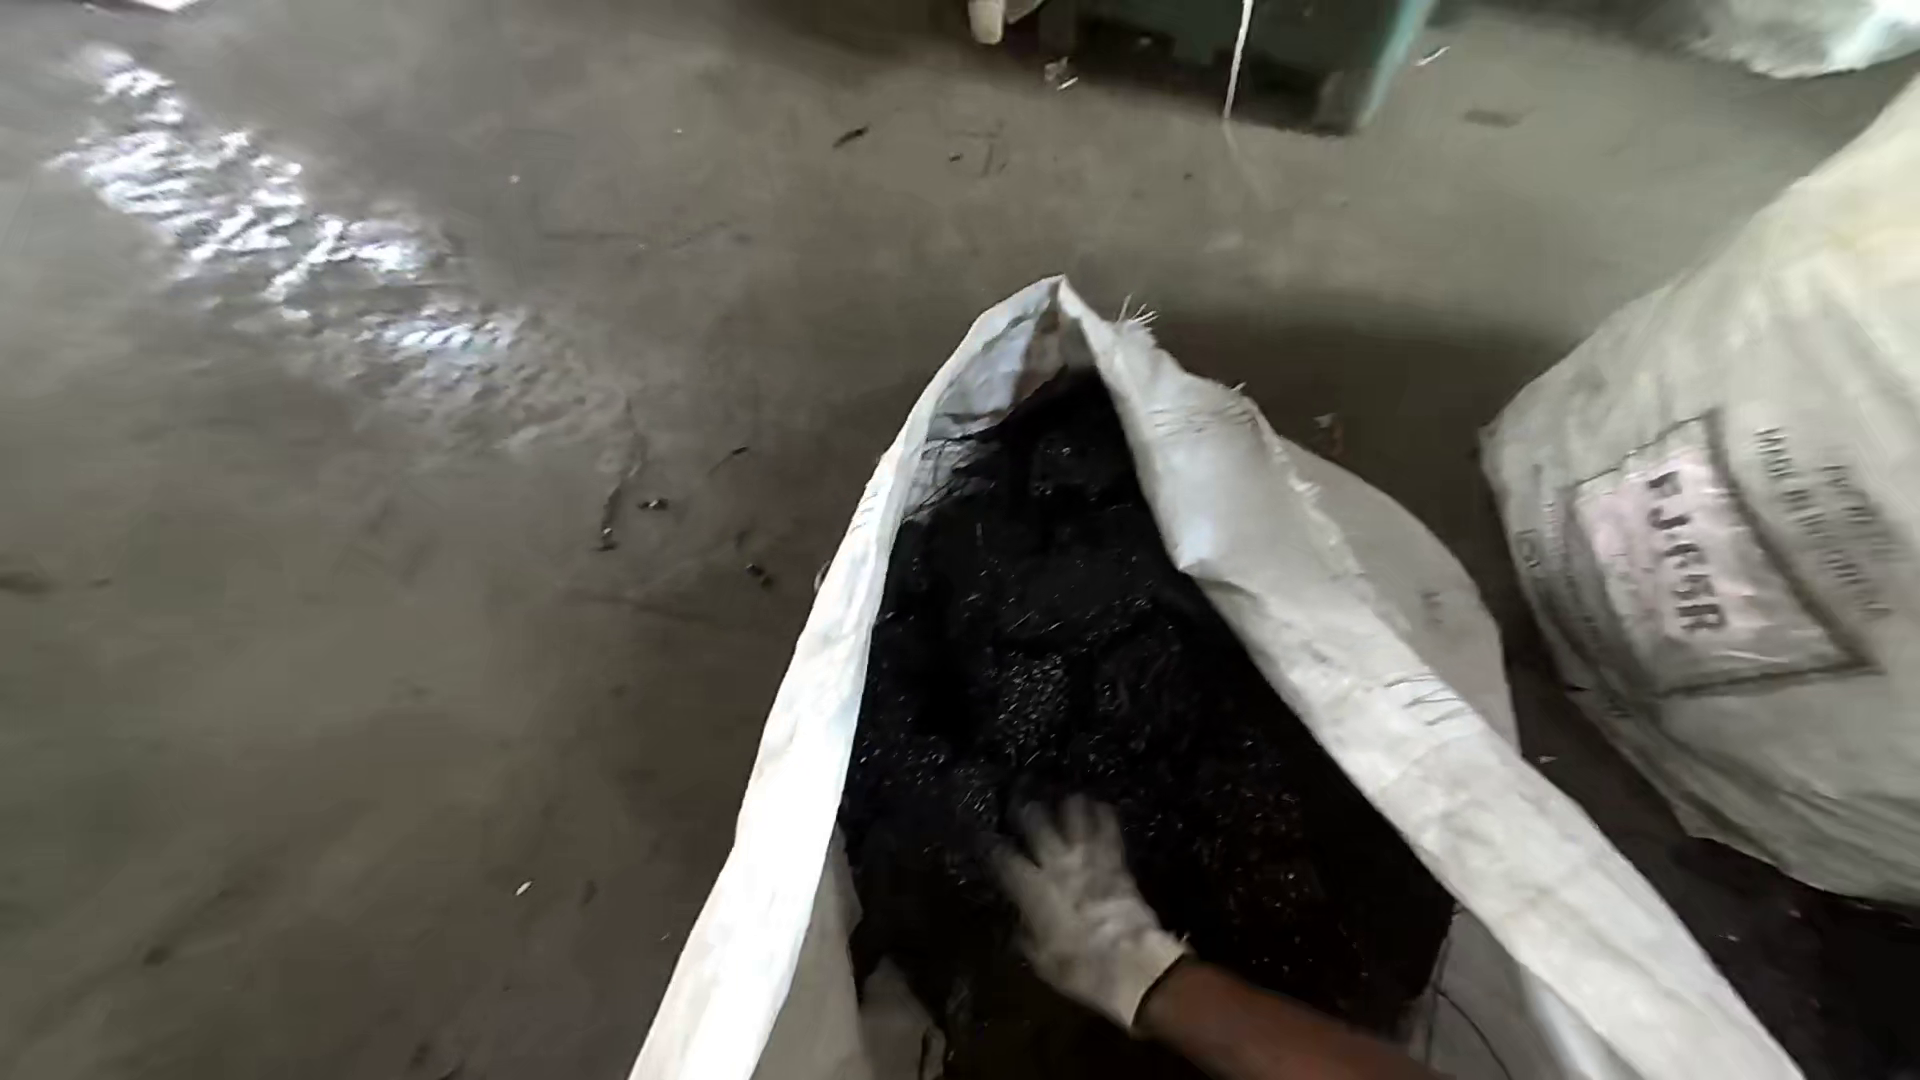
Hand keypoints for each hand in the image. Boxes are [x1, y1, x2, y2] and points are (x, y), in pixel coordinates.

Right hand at [995, 797, 1190, 1031]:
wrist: (1132, 966)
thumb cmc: (1082, 969)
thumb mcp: (1044, 961)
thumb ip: (1027, 936)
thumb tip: (1020, 923)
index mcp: (1033, 888)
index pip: (1003, 857)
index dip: (990, 845)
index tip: (983, 837)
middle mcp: (1056, 863)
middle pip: (1036, 822)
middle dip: (1025, 808)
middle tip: (1020, 799)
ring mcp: (1086, 856)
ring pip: (1072, 814)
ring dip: (1066, 803)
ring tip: (1062, 795)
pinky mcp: (1113, 859)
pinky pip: (1107, 828)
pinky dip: (1102, 814)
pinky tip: (1099, 805)